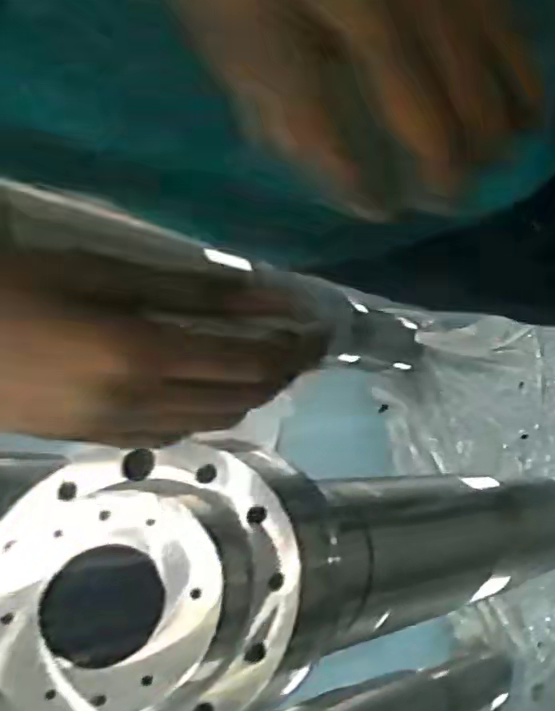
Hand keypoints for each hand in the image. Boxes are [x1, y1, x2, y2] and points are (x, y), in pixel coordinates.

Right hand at [0, 251, 322, 446]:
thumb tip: (283, 297)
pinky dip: (206, 413)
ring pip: (217, 419)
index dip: (301, 349)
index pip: (259, 364)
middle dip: (283, 371)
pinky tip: (201, 388)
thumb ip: (201, 291)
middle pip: (247, 395)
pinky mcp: (78, 436)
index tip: (320, 330)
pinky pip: (170, 432)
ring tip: (256, 362)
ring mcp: (104, 424)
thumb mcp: (102, 274)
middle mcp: (135, 400)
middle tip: (293, 344)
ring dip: (250, 393)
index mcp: (143, 357)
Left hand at [144, 0, 542, 219]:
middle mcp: (381, 18)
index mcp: (290, 12)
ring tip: (480, 168)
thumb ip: (251, 67)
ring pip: (487, 112)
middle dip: (444, 181)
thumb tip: (302, 150)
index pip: (324, 125)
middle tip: (442, 199)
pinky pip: (523, 71)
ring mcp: (445, 6)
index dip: (354, 183)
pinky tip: (519, 128)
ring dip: (487, 155)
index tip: (375, 209)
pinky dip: (527, 111)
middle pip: (432, 132)